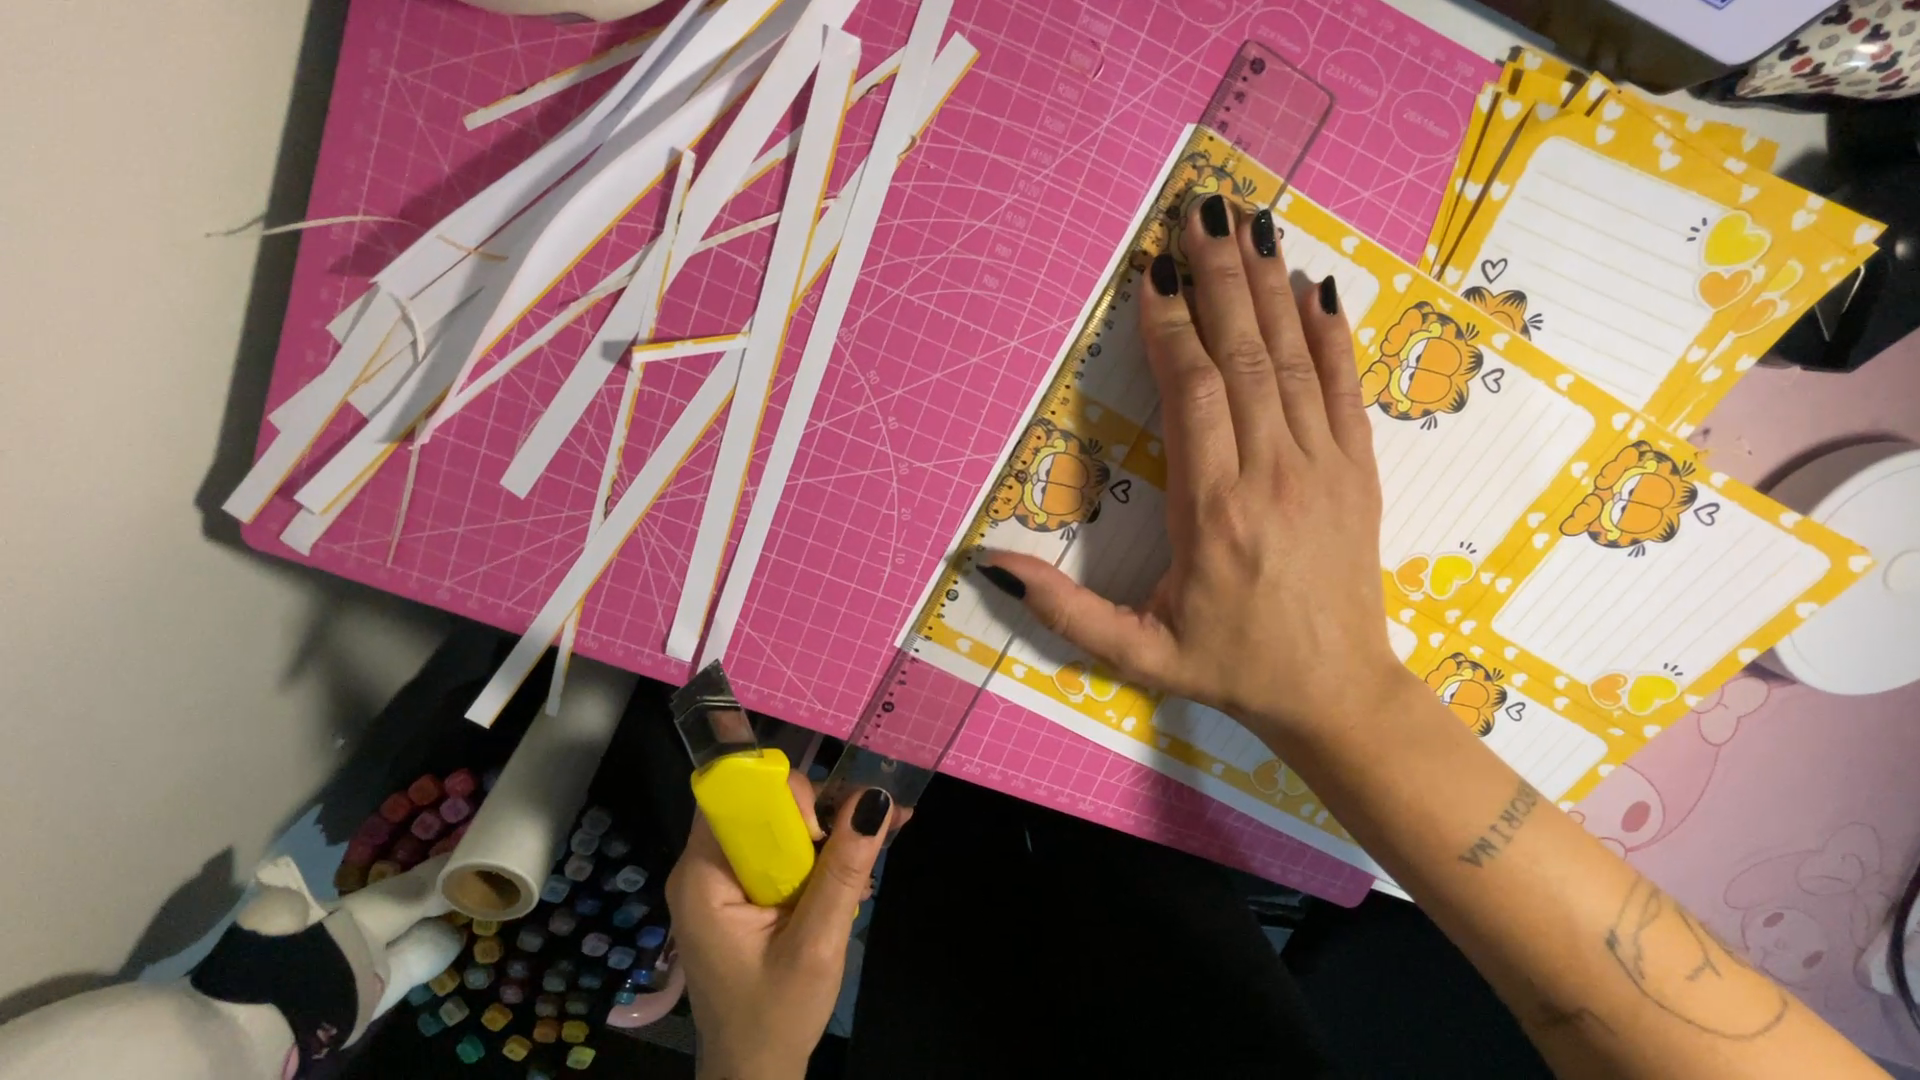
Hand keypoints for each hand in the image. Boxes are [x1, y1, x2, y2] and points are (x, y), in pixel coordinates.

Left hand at [666, 773, 892, 1079]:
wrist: (754, 1073)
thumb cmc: (775, 1017)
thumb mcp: (816, 946)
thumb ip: (843, 872)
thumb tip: (875, 800)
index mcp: (704, 877)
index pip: (736, 797)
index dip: (783, 795)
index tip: (826, 825)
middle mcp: (707, 868)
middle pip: (764, 806)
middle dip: (822, 809)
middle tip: (877, 821)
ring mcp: (726, 881)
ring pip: (780, 826)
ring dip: (832, 829)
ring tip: (884, 835)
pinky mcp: (746, 893)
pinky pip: (784, 853)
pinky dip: (823, 854)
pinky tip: (862, 866)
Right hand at [980, 194, 1412, 750]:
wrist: (1336, 694)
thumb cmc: (1230, 667)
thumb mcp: (1136, 653)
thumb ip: (1063, 610)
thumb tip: (990, 565)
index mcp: (1213, 512)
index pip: (1191, 394)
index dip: (1171, 328)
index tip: (1154, 272)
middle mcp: (1273, 474)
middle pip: (1241, 356)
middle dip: (1218, 278)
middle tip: (1200, 208)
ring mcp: (1325, 466)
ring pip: (1291, 358)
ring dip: (1266, 287)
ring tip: (1249, 224)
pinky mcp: (1358, 470)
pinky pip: (1342, 386)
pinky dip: (1327, 332)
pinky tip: (1312, 287)